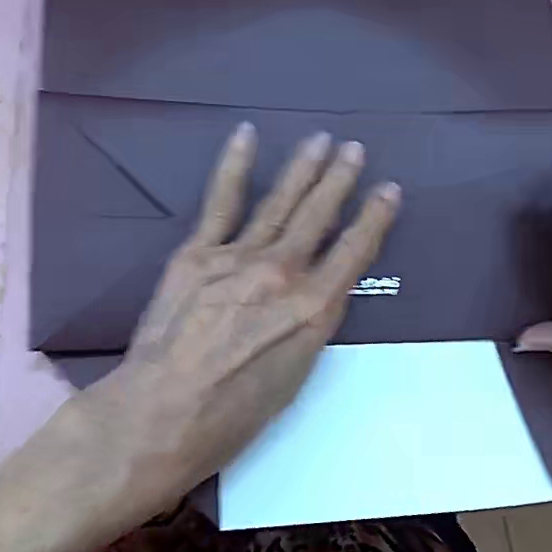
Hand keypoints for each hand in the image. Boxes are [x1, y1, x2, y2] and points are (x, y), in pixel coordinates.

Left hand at [83, 124, 401, 493]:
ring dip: (302, 170)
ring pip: (278, 203)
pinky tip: (247, 137)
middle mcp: (282, 274)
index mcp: (313, 309)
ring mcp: (237, 258)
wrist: (162, 412)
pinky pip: (221, 202)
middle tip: (354, 149)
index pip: (354, 252)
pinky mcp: (197, 253)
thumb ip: (306, 328)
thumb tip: (311, 298)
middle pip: (318, 217)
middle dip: (339, 180)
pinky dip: (234, 167)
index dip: (374, 219)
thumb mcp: (293, 379)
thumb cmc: (233, 415)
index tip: (388, 191)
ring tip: (320, 141)